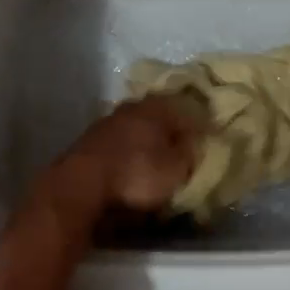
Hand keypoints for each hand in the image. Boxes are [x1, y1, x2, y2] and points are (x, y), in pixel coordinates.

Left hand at [52, 94, 203, 213]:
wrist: (80, 185)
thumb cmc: (136, 174)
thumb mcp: (176, 169)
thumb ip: (191, 152)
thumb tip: (196, 140)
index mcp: (159, 106)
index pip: (189, 110)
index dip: (201, 126)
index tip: (209, 140)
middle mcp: (134, 105)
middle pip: (162, 116)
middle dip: (173, 131)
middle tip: (184, 149)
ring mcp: (110, 120)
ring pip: (139, 126)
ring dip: (149, 140)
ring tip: (158, 159)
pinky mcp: (92, 139)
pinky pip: (122, 141)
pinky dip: (130, 150)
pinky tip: (133, 164)